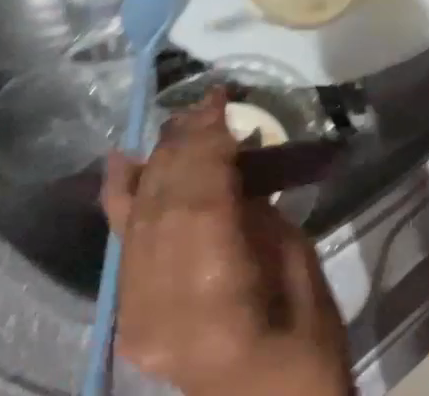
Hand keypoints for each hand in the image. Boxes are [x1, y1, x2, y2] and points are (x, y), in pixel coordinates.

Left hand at [101, 90, 351, 395]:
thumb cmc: (307, 329)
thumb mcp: (295, 257)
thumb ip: (253, 212)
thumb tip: (230, 166)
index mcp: (214, 291)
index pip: (199, 198)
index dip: (206, 143)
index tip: (221, 100)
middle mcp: (159, 302)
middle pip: (162, 204)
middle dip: (181, 144)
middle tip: (204, 103)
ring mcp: (135, 314)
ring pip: (137, 220)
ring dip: (156, 164)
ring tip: (179, 122)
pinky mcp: (126, 317)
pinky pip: (122, 247)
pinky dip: (123, 200)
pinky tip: (122, 163)